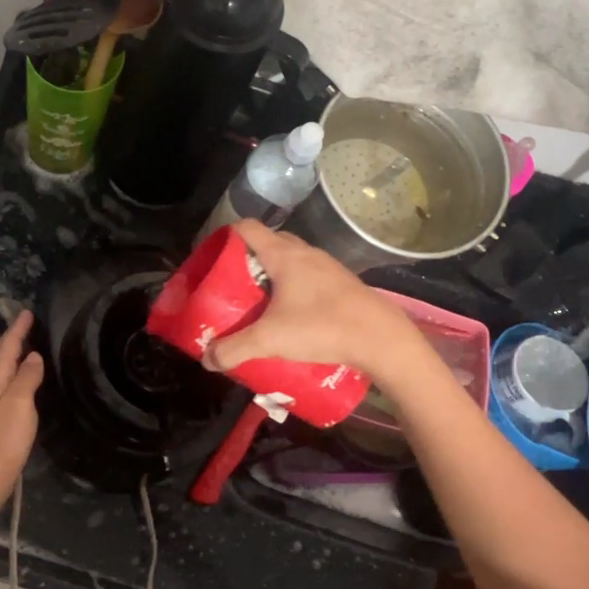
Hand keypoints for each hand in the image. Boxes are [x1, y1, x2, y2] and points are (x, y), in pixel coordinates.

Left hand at [0, 310, 43, 508]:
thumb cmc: (4, 438)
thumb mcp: (19, 403)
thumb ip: (27, 377)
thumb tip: (33, 355)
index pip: (6, 347)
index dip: (17, 329)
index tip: (27, 312)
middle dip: (12, 338)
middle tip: (26, 323)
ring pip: (1, 370)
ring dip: (12, 355)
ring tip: (26, 344)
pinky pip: (4, 384)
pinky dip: (13, 373)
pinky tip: (21, 379)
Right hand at [203, 220, 421, 376]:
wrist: (382, 338)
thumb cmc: (322, 327)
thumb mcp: (270, 340)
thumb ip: (234, 349)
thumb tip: (207, 359)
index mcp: (283, 254)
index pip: (247, 228)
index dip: (225, 237)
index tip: (212, 259)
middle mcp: (305, 253)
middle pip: (268, 243)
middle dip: (246, 260)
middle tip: (232, 285)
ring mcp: (327, 267)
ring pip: (290, 261)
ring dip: (271, 275)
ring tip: (257, 303)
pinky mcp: (341, 284)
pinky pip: (307, 276)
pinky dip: (292, 288)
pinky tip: (289, 315)